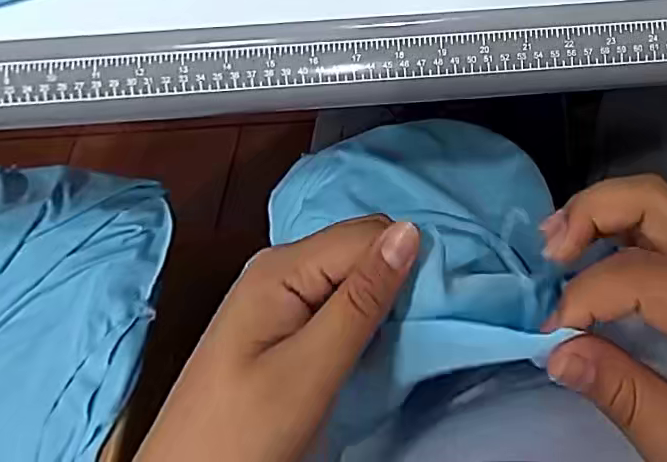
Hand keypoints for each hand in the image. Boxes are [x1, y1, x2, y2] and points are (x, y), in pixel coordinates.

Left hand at [137, 215, 419, 461]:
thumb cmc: (239, 439)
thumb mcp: (306, 374)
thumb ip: (360, 300)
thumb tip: (411, 228)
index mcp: (282, 266)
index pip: (367, 234)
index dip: (402, 263)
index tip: (427, 309)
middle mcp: (281, 265)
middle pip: (360, 246)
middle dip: (392, 277)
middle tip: (406, 331)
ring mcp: (278, 292)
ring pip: (352, 271)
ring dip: (378, 299)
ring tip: (388, 341)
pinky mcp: (281, 320)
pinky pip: (337, 296)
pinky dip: (360, 315)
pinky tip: (365, 343)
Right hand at [540, 175, 666, 461]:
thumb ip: (626, 397)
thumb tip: (556, 352)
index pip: (644, 275)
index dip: (587, 295)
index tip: (553, 334)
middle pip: (653, 199)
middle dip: (592, 210)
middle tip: (549, 252)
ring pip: (652, 199)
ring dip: (598, 209)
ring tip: (556, 244)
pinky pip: (655, 222)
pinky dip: (613, 222)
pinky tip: (586, 250)